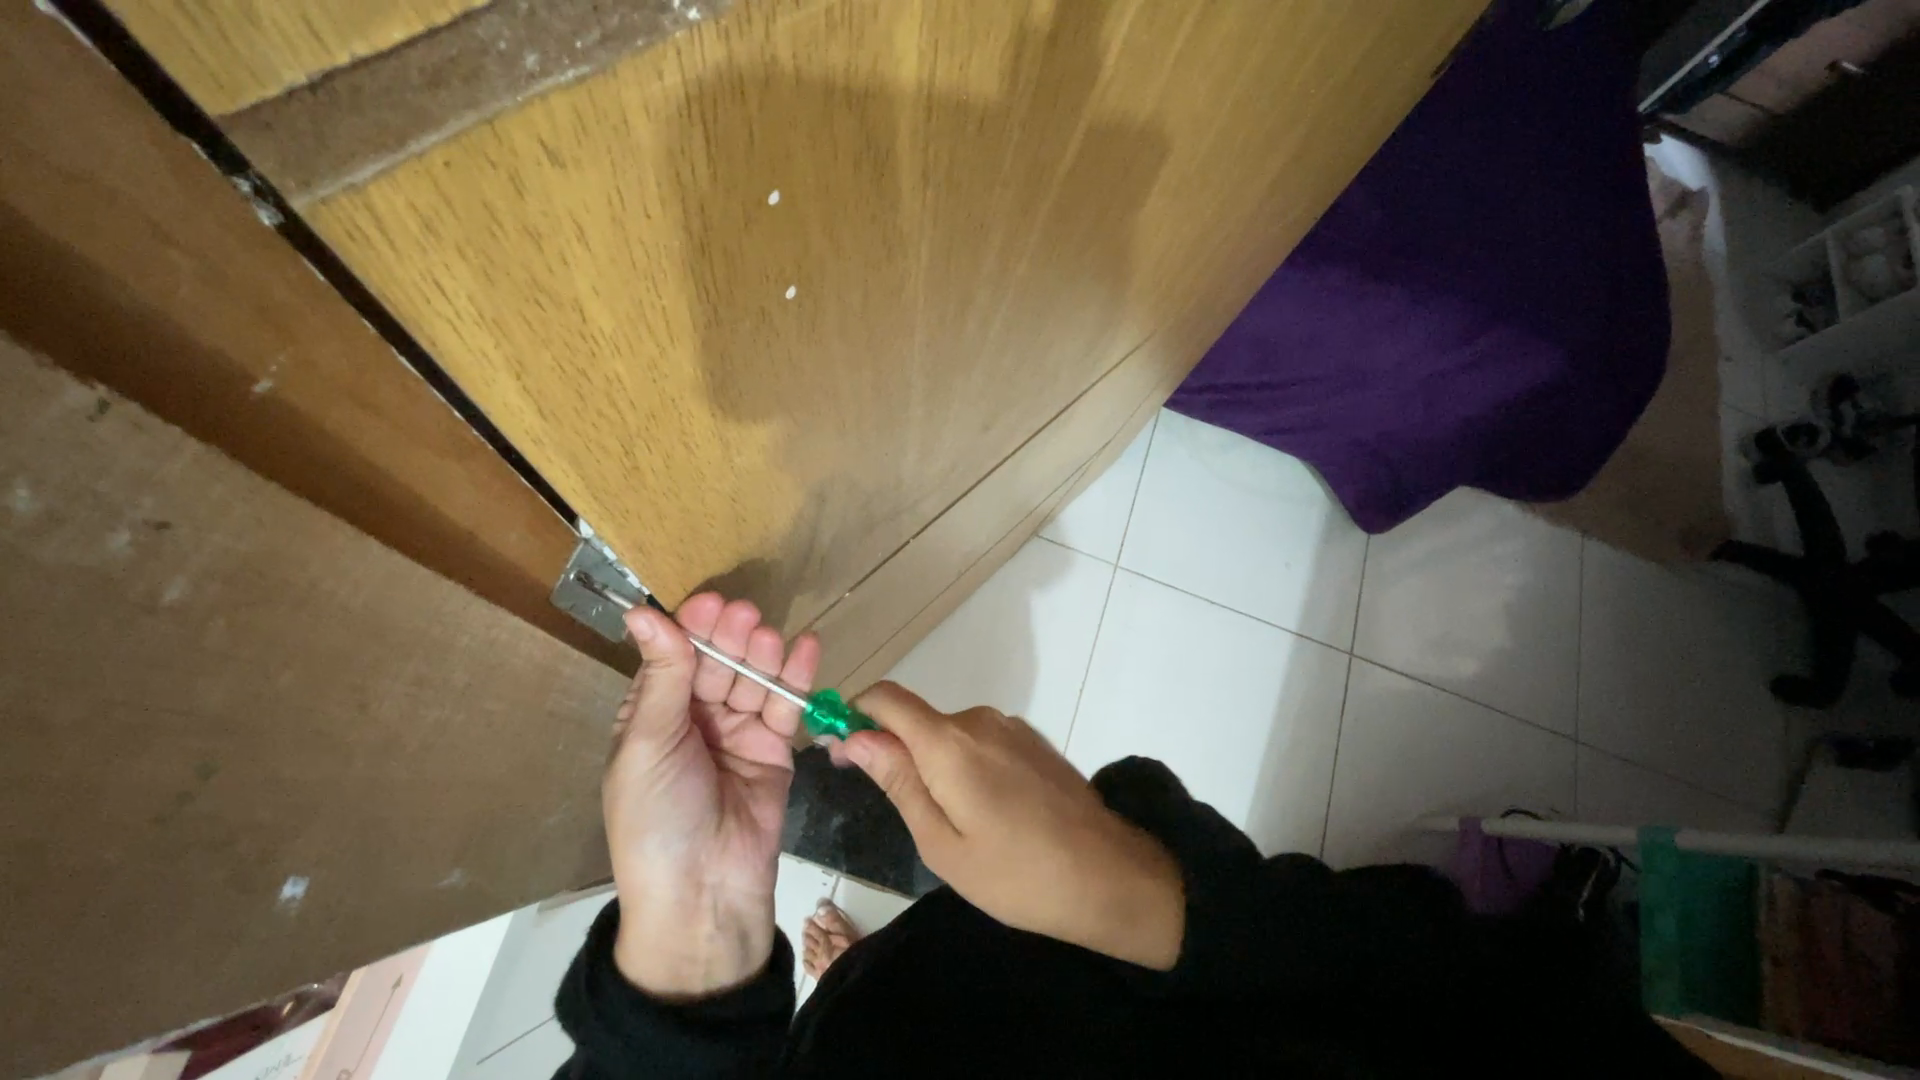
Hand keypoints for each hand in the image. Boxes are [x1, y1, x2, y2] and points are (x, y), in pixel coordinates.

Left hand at [603, 593, 819, 997]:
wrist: (704, 893)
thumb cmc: (657, 818)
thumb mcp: (648, 745)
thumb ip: (663, 677)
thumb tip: (642, 612)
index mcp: (653, 716)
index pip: (674, 658)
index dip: (690, 630)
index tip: (708, 604)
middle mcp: (696, 718)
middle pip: (717, 662)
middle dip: (728, 638)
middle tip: (743, 616)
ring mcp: (738, 732)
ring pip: (753, 678)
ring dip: (761, 653)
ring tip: (768, 636)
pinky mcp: (776, 749)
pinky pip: (785, 705)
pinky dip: (797, 676)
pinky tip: (807, 646)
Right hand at [841, 683, 1183, 969]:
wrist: (1108, 876)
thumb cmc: (1015, 873)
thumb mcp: (941, 841)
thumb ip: (897, 781)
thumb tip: (854, 738)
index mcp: (949, 743)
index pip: (886, 698)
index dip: (855, 716)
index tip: (842, 752)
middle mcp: (979, 720)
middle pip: (918, 720)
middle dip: (895, 751)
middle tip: (901, 810)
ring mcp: (1011, 728)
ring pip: (950, 734)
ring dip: (935, 764)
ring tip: (954, 823)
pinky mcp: (1033, 742)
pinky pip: (981, 742)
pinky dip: (967, 766)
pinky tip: (989, 813)